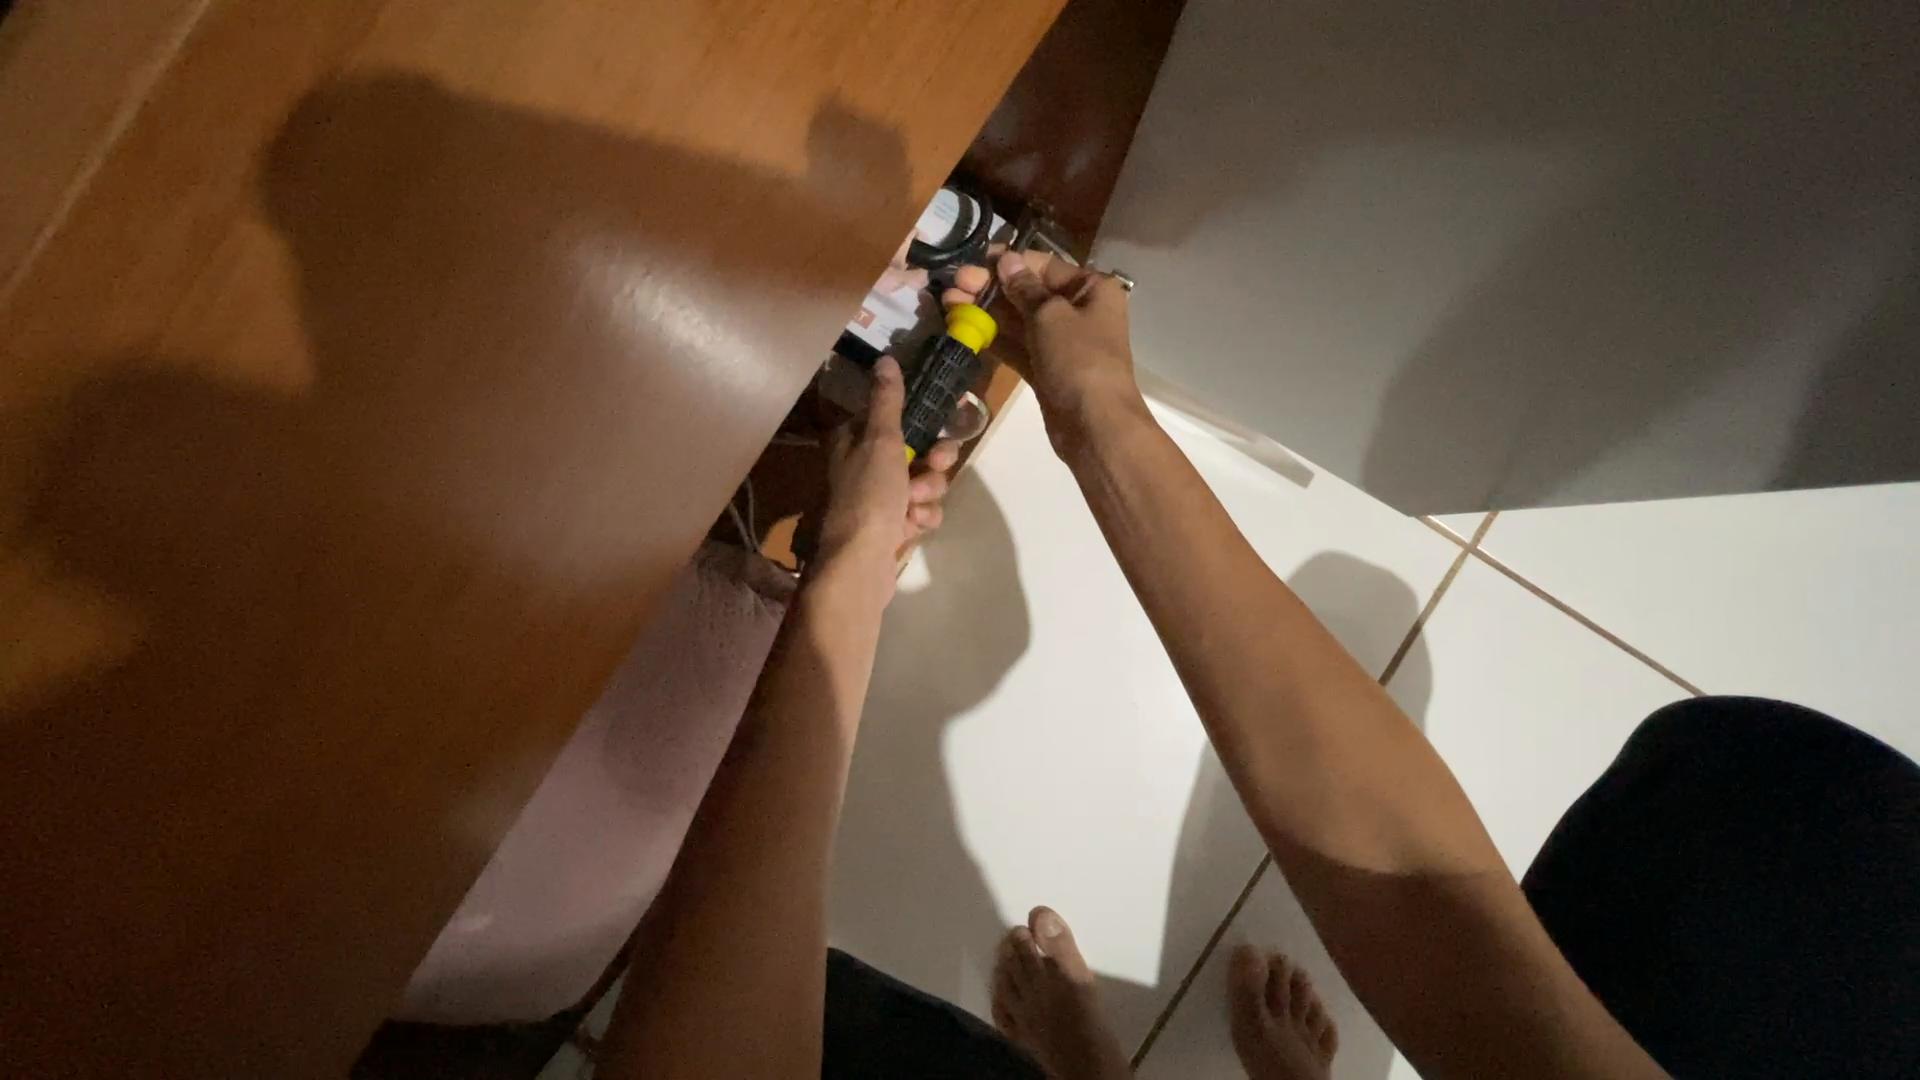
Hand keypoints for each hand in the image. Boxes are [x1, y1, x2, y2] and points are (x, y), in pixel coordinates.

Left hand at [812, 355, 958, 594]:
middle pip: (912, 452)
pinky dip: (920, 518)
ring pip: (920, 483)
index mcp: (851, 441)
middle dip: (930, 463)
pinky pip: (918, 512)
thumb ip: (887, 401)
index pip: (891, 420)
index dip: (920, 423)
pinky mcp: (888, 528)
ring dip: (926, 493)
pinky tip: (913, 528)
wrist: (858, 565)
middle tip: (936, 465)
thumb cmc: (867, 497)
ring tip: (915, 508)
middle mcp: (859, 467)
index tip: (944, 424)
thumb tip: (885, 359)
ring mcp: (874, 500)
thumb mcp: (880, 440)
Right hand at [951, 251, 1147, 456]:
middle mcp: (1078, 312)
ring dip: (985, 311)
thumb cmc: (1079, 360)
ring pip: (1018, 321)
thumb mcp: (1050, 315)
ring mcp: (1060, 343)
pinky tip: (964, 328)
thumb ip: (1024, 288)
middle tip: (953, 285)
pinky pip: (1017, 346)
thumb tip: (1006, 260)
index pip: (1044, 266)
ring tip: (949, 302)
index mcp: (1090, 289)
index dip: (1008, 262)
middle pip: (1028, 293)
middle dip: (990, 288)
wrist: (1094, 425)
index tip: (975, 260)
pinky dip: (994, 338)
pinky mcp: (1045, 369)